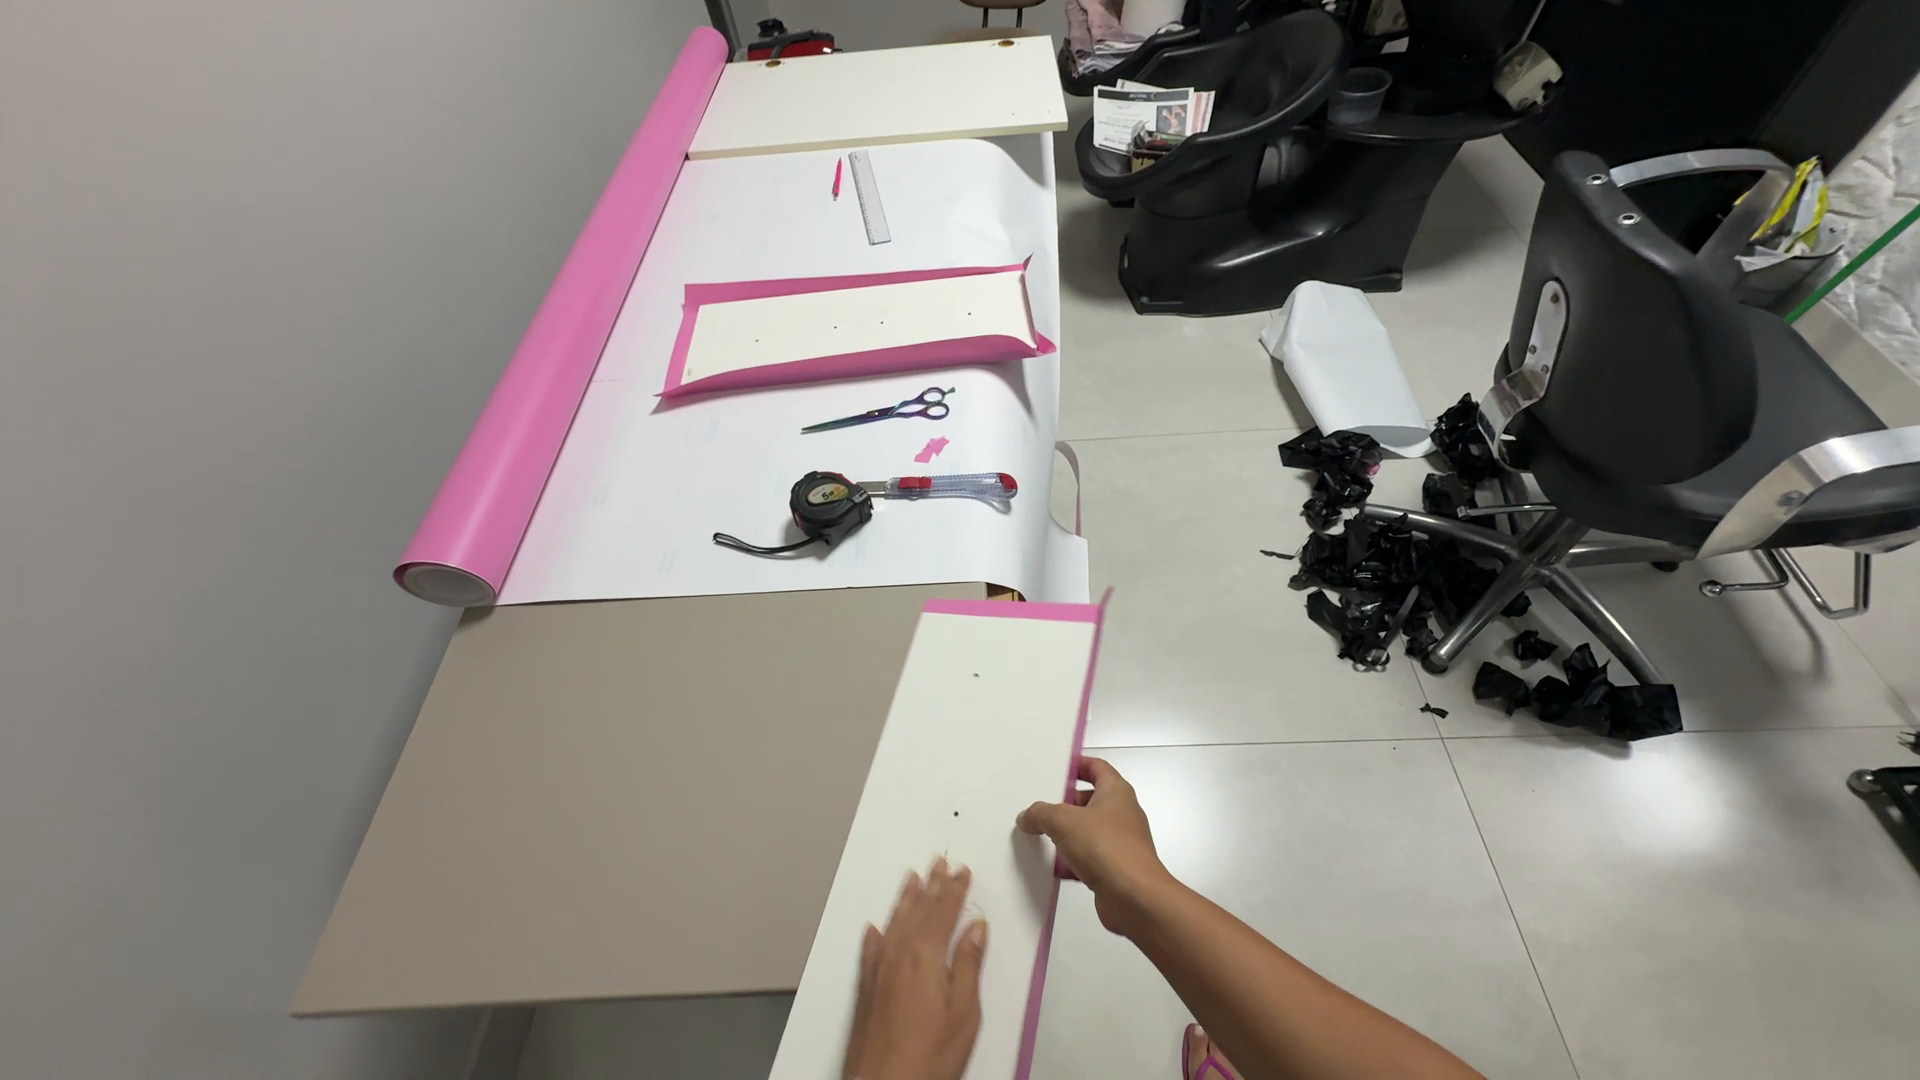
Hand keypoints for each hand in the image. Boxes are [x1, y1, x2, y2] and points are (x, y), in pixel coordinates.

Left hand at [843, 858, 986, 1079]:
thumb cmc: (929, 1057)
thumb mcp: (964, 1014)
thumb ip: (969, 966)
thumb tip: (976, 928)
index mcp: (926, 955)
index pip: (944, 912)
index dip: (955, 889)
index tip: (963, 870)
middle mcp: (899, 954)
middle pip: (919, 910)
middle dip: (932, 885)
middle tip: (939, 861)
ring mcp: (879, 970)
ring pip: (894, 923)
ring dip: (906, 899)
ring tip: (912, 877)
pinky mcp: (866, 989)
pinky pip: (870, 949)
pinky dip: (876, 933)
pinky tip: (874, 926)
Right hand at [1015, 757, 1173, 937]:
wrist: (1135, 899)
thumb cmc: (1104, 847)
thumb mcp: (1064, 821)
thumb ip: (1040, 813)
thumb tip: (1026, 817)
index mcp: (1116, 792)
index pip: (1096, 767)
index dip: (1076, 764)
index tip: (1053, 768)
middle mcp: (1121, 813)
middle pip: (1088, 800)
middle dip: (1063, 803)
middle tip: (1037, 805)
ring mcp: (1119, 842)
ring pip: (1086, 831)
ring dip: (1064, 834)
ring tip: (1035, 834)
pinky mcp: (1114, 869)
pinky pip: (1087, 858)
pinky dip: (1069, 860)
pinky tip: (1048, 866)